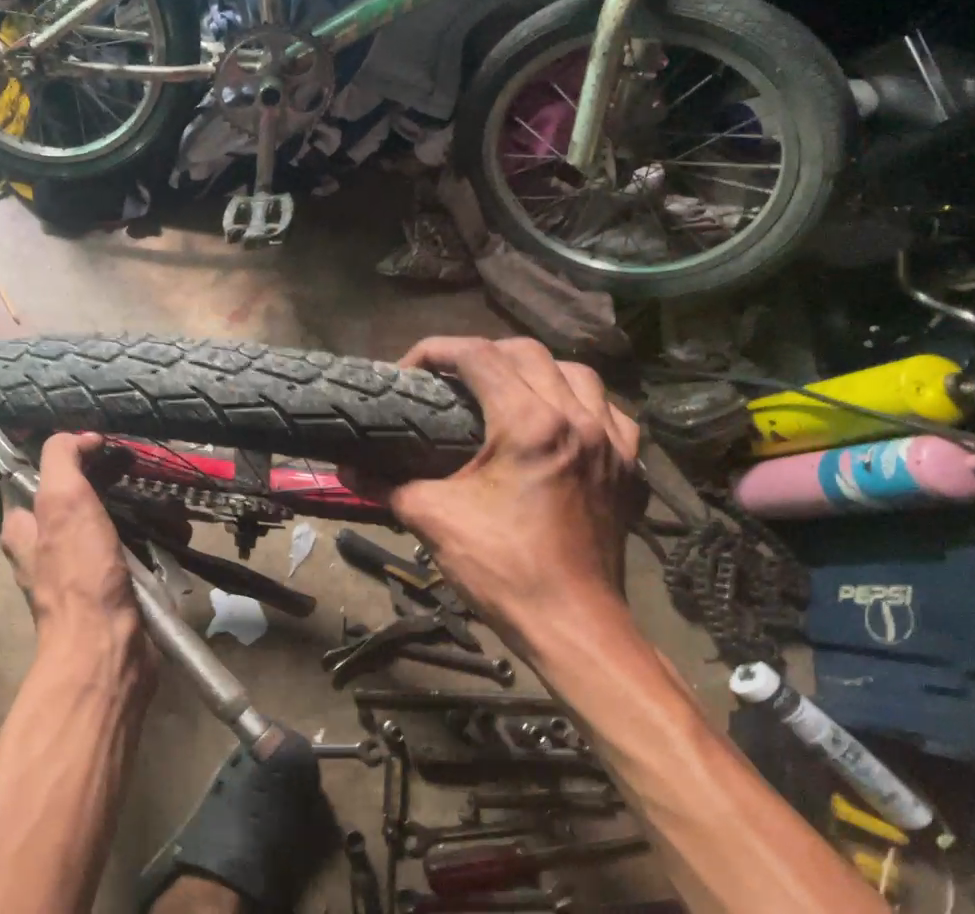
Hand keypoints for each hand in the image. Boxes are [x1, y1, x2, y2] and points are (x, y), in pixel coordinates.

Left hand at [0, 434, 153, 671]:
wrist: (107, 652)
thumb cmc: (78, 575)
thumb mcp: (62, 501)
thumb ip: (62, 458)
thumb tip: (84, 438)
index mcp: (23, 528)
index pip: (34, 475)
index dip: (64, 455)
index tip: (99, 446)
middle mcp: (46, 548)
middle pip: (79, 498)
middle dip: (111, 484)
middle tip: (138, 472)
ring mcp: (81, 572)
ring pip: (110, 524)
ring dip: (141, 512)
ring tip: (167, 504)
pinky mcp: (114, 591)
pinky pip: (134, 554)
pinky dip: (156, 543)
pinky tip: (177, 534)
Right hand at [386, 338, 641, 650]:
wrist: (571, 624)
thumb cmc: (500, 568)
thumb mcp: (431, 519)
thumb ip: (385, 485)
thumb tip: (344, 469)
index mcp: (529, 423)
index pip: (478, 356)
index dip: (436, 350)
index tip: (407, 371)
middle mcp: (577, 419)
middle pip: (529, 353)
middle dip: (481, 354)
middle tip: (449, 379)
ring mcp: (613, 443)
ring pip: (579, 374)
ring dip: (536, 371)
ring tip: (506, 392)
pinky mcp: (630, 470)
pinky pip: (612, 413)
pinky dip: (582, 405)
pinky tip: (561, 425)